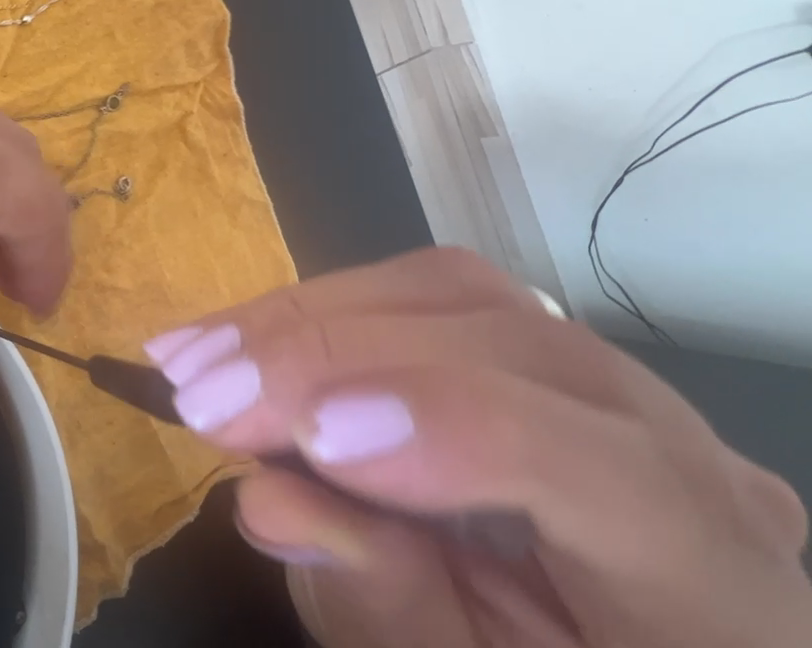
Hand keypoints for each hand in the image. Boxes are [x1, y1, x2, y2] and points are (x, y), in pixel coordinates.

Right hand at [142, 248, 811, 647]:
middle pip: (514, 344)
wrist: (563, 639)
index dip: (452, 429)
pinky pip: (410, 294)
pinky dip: (302, 311)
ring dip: (298, 318)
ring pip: (451, 291)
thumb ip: (381, 605)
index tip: (302, 440)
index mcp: (712, 585)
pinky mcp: (513, 344)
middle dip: (329, 358)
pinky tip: (226, 339)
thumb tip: (266, 498)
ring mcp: (596, 380)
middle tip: (201, 398)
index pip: (618, 471)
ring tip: (191, 360)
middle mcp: (679, 451)